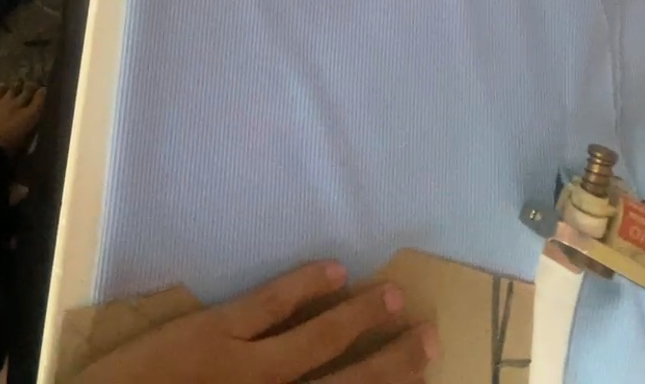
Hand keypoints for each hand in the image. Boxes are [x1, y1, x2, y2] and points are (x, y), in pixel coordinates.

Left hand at [0, 84, 44, 151]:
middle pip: (24, 90)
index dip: (41, 93)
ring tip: (6, 87)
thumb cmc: (6, 153)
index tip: (42, 90)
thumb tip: (30, 126)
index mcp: (28, 116)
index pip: (39, 99)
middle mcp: (15, 104)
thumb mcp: (24, 145)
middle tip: (27, 85)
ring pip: (4, 88)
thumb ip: (28, 132)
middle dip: (27, 87)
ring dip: (6, 88)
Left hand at [74, 261, 438, 383]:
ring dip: (361, 319)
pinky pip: (271, 304)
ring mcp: (244, 369)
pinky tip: (335, 270)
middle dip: (392, 364)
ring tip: (396, 297)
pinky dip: (306, 285)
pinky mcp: (214, 333)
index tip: (419, 369)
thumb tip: (303, 375)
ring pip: (318, 340)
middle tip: (430, 337)